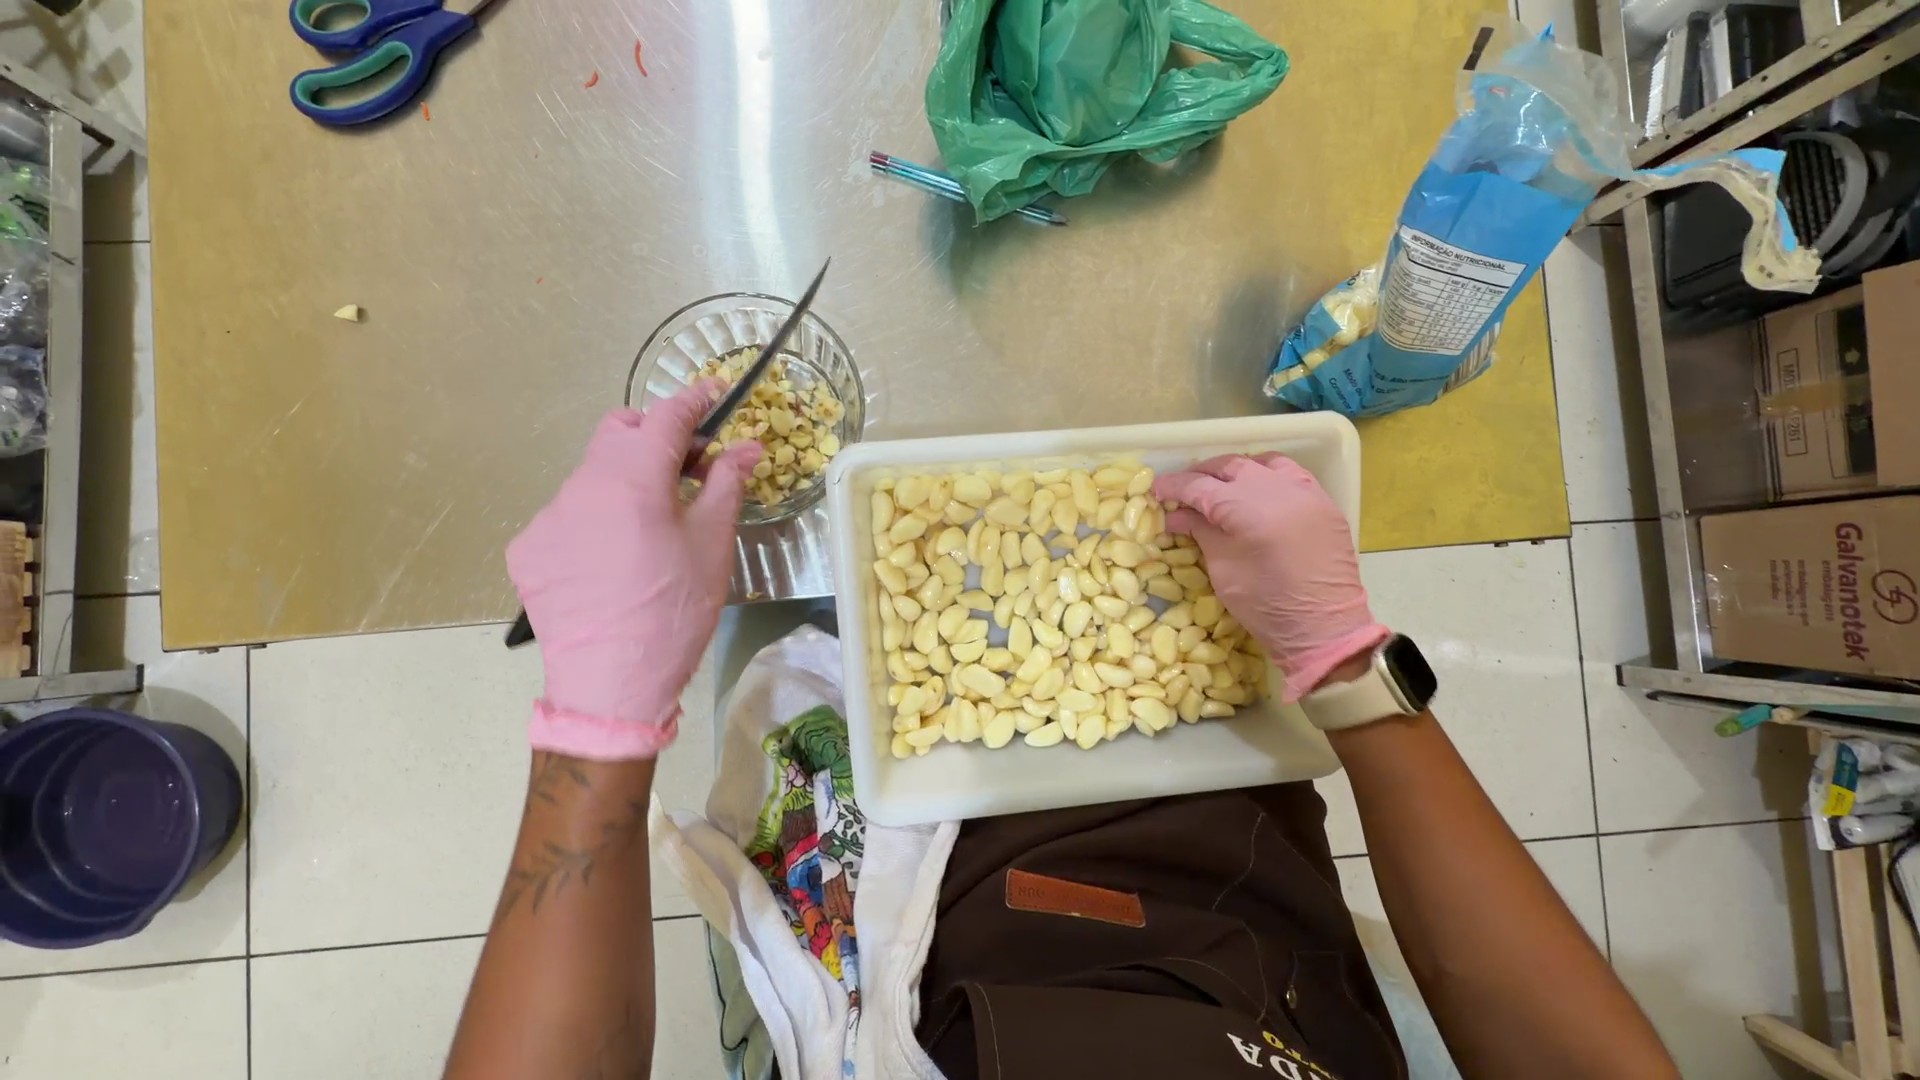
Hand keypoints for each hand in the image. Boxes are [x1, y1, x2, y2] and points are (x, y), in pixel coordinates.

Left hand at [506, 381, 760, 760]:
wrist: (612, 685)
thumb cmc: (676, 612)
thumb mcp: (712, 545)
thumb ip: (726, 485)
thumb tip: (746, 447)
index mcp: (631, 479)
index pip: (665, 416)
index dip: (695, 399)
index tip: (715, 393)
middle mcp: (579, 485)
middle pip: (618, 431)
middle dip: (656, 434)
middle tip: (690, 466)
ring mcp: (547, 518)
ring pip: (593, 475)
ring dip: (628, 480)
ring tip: (654, 526)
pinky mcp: (529, 550)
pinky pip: (569, 515)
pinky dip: (599, 518)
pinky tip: (616, 560)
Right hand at [1153, 453, 1388, 702]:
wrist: (1324, 629)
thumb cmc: (1266, 606)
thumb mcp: (1223, 570)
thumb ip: (1201, 532)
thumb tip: (1176, 514)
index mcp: (1247, 509)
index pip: (1200, 486)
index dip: (1174, 486)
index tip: (1155, 490)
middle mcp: (1277, 490)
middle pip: (1230, 467)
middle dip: (1202, 475)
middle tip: (1182, 491)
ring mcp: (1304, 492)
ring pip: (1261, 463)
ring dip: (1235, 471)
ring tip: (1218, 486)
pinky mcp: (1323, 501)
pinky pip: (1289, 473)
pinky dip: (1266, 475)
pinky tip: (1255, 490)